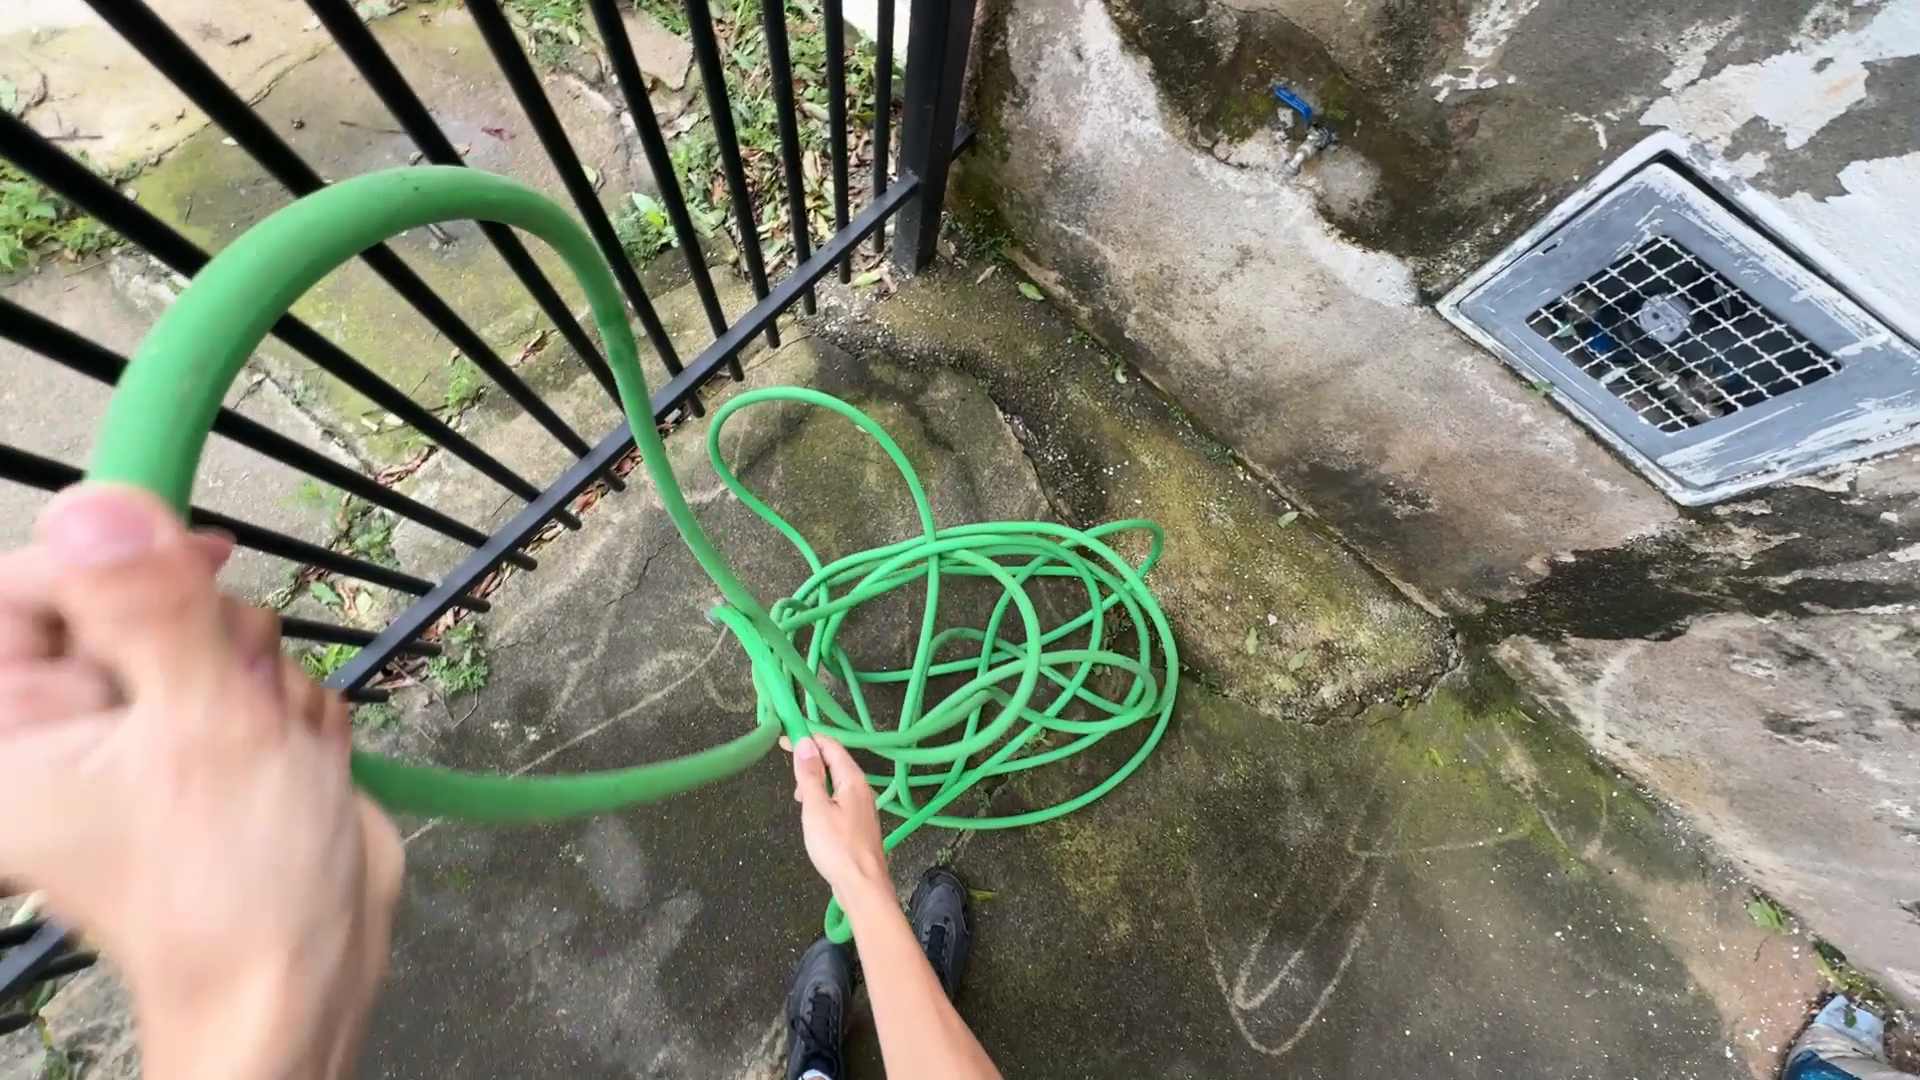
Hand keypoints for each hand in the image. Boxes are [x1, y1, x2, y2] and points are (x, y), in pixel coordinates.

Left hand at [0, 485, 403, 1079]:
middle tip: (241, 701)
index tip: (202, 558)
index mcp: (14, 724)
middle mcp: (77, 722)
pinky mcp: (225, 743)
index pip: (26, 588)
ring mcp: (158, 734)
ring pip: (225, 644)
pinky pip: (269, 684)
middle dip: (222, 640)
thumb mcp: (204, 728)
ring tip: (279, 747)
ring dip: (273, 684)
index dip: (110, 559)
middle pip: (147, 608)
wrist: (312, 949)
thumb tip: (101, 501)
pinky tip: (300, 758)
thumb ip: (155, 613)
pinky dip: (298, 712)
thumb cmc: (238, 865)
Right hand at [784, 734, 888, 906]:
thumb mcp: (816, 809)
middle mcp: (861, 788)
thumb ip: (810, 776)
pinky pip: (839, 798)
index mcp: (852, 779)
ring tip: (798, 797)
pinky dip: (823, 797)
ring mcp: (862, 806)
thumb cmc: (837, 847)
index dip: (809, 738)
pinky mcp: (858, 823)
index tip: (786, 737)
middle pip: (835, 762)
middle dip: (811, 760)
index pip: (831, 746)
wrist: (863, 886)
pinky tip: (813, 814)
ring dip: (816, 781)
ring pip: (836, 781)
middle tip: (790, 771)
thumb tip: (804, 744)